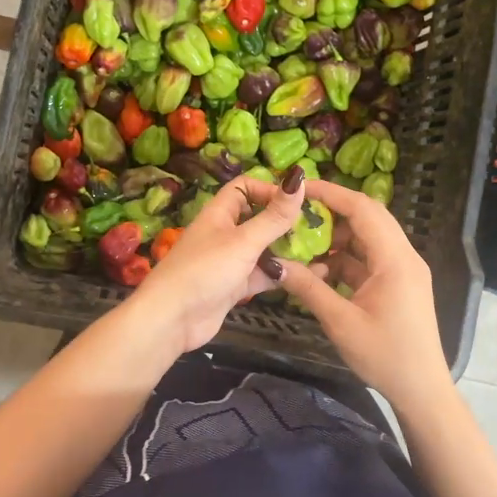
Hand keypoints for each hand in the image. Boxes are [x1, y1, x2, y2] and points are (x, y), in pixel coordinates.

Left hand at [130, 169, 306, 354]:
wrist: (172, 318)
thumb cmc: (206, 270)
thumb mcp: (243, 240)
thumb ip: (274, 216)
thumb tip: (300, 178)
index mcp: (220, 212)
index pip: (245, 187)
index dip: (270, 189)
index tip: (298, 202)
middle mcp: (225, 232)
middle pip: (258, 218)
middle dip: (285, 222)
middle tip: (320, 228)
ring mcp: (230, 260)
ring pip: (263, 248)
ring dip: (287, 249)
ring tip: (323, 252)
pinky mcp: (235, 285)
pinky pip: (262, 274)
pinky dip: (281, 274)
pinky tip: (309, 277)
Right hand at [268, 180, 447, 407]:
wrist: (422, 391)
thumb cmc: (385, 355)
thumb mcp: (341, 322)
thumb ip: (307, 288)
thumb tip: (274, 262)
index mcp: (396, 260)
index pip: (363, 209)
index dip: (332, 194)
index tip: (301, 188)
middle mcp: (404, 257)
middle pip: (368, 218)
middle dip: (332, 211)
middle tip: (297, 213)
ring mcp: (404, 271)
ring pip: (368, 238)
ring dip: (337, 238)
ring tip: (304, 247)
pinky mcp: (399, 285)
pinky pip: (370, 259)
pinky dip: (345, 259)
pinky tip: (320, 273)